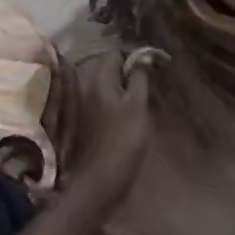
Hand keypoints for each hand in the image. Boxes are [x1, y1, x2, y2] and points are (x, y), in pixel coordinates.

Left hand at [64, 48, 154, 217]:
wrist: (98, 181)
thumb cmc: (123, 141)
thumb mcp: (138, 106)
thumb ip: (140, 78)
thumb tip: (143, 55)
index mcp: (99, 79)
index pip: (115, 53)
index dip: (134, 56)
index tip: (151, 67)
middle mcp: (86, 86)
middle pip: (108, 67)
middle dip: (127, 70)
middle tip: (148, 82)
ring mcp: (83, 103)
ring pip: (105, 84)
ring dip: (122, 86)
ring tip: (141, 97)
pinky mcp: (85, 120)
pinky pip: (102, 99)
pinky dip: (115, 100)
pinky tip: (128, 113)